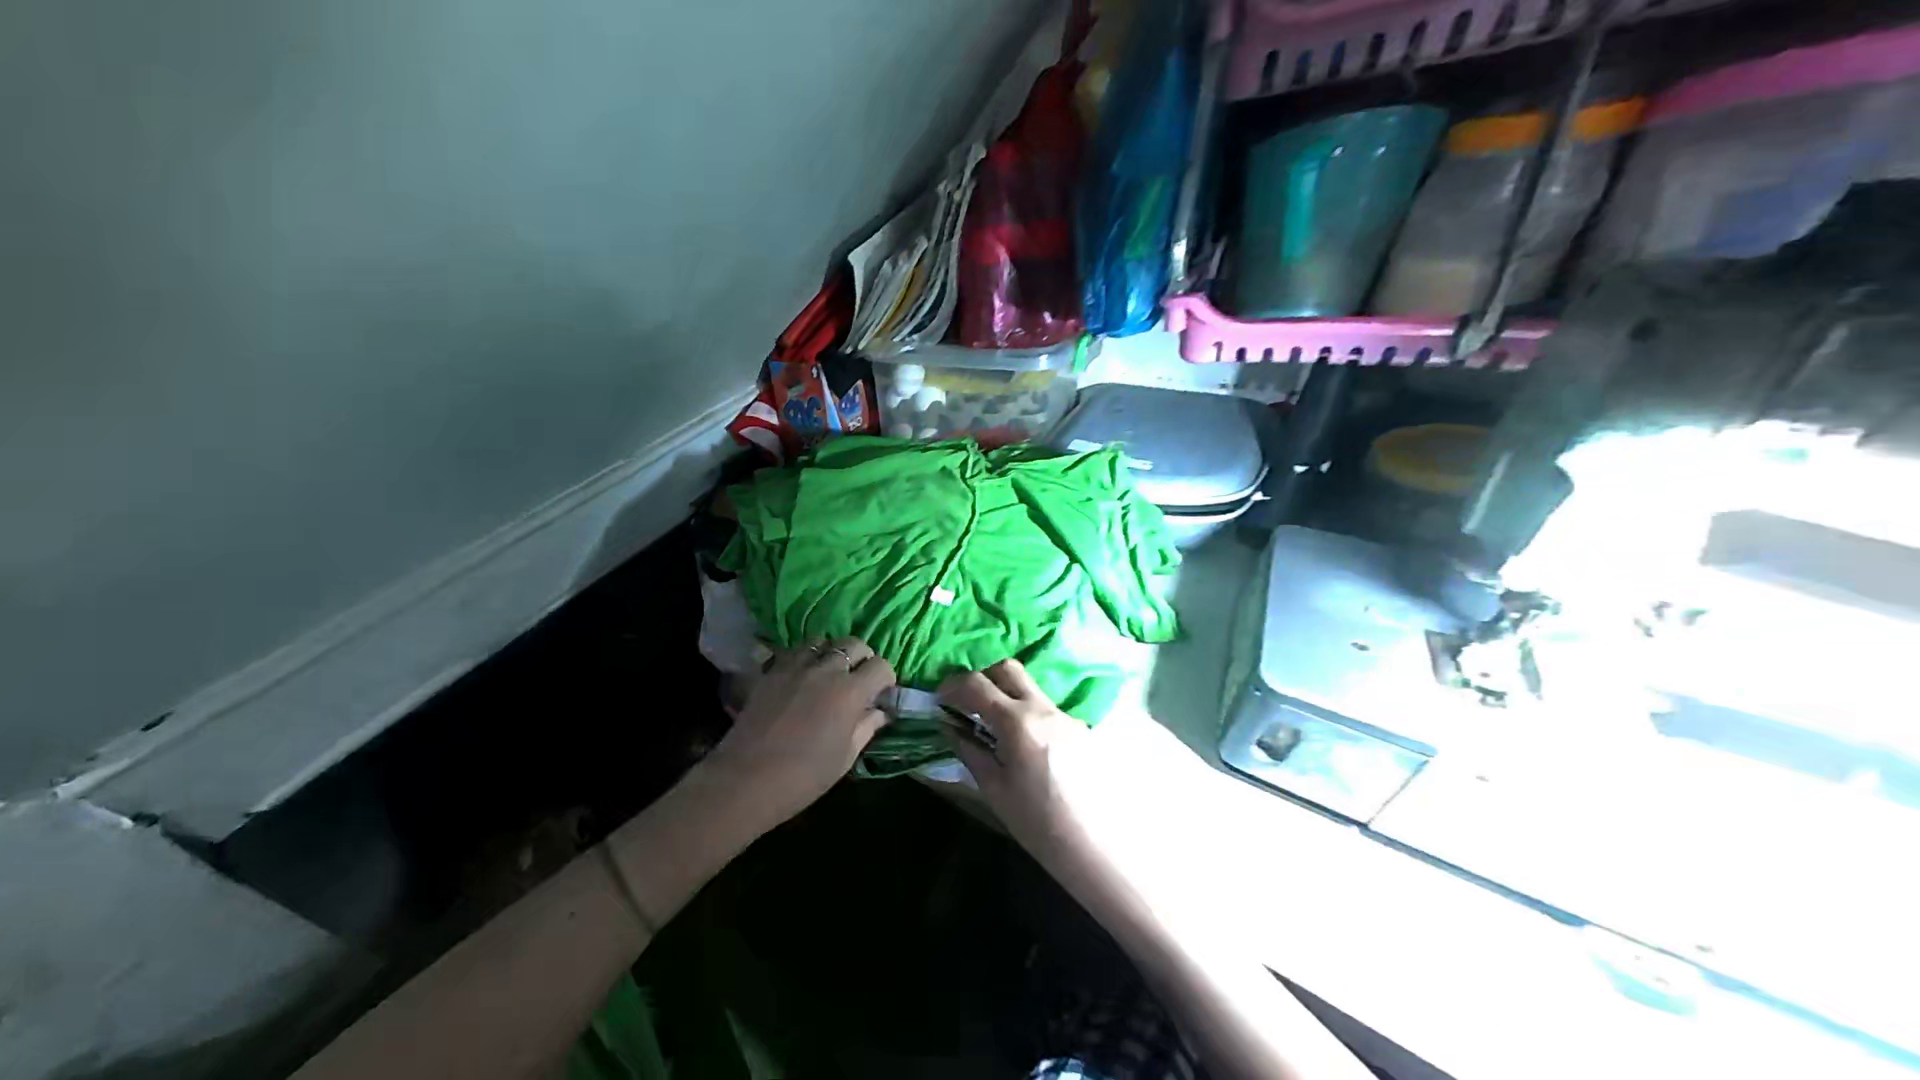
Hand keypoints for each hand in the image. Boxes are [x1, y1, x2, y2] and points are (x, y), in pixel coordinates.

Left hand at [708, 638, 893, 828]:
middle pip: (854, 644)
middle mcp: (825, 670)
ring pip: (823, 642)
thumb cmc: (804, 776)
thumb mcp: (846, 756)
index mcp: (850, 692)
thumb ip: (866, 727)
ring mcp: (795, 667)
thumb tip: (879, 711)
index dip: (885, 679)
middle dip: (863, 659)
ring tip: (829, 674)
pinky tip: (802, 676)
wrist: (746, 780)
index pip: (880, 666)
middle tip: (858, 681)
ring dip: (832, 654)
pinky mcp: (771, 671)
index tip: (881, 694)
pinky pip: (794, 651)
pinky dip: (805, 657)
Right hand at [938, 659, 1108, 868]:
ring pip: (1029, 686)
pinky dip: (1024, 711)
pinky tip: (1019, 743)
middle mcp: (1043, 708)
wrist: (1096, 847)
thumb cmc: (1037, 823)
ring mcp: (1065, 715)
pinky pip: (1044, 707)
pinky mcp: (1079, 728)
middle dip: (981, 677)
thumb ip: (969, 749)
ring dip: (1004, 693)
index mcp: (1018, 722)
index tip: (938, 699)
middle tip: (965, 702)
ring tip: (990, 724)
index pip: (977, 684)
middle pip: (1008, 669)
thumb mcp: (994, 788)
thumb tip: (950, 725)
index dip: (951, 685)